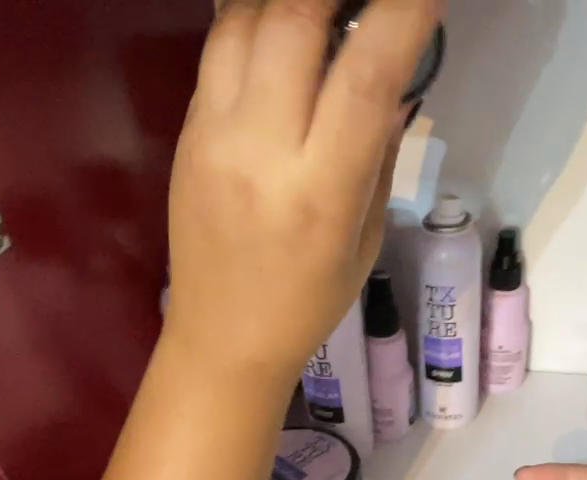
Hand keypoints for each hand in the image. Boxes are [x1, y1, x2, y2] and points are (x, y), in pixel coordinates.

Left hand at [162, 0, 437, 385]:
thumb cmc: (306, 305)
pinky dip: (254, 16)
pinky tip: (282, 21)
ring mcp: (213, 134)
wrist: (221, 338)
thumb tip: (395, 87)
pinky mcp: (185, 130)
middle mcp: (260, 150)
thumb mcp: (363, 242)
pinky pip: (218, 47)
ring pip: (245, 18)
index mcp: (319, 193)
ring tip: (324, 8)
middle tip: (368, 0)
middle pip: (294, 19)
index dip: (401, 15)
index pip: (364, 76)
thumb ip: (380, 160)